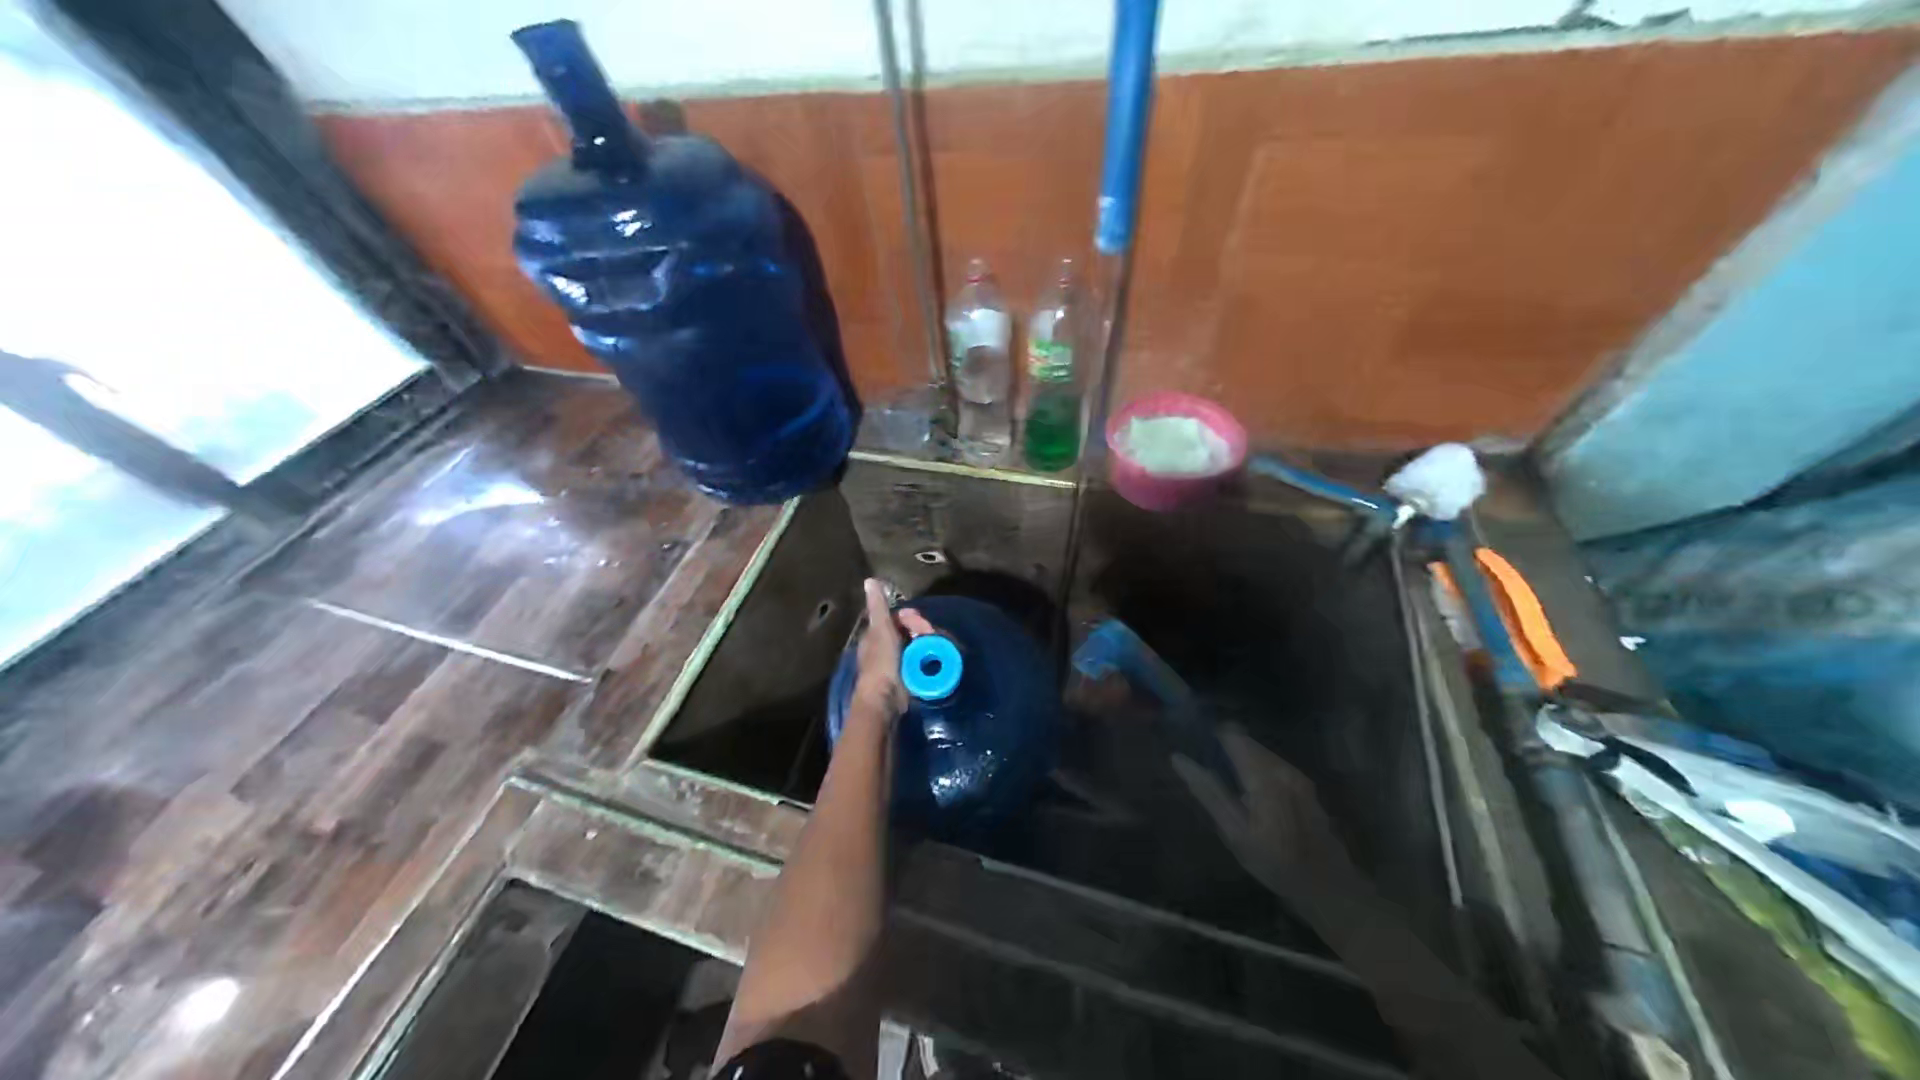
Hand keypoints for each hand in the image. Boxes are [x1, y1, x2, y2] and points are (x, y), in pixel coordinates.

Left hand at [852, 578, 934, 717]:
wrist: (884, 698)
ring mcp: (897, 663)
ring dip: (929, 645)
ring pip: (918, 647)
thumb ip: (878, 606)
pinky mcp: (908, 677)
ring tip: (939, 649)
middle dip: (923, 631)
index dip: (912, 618)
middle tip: (931, 637)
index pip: (899, 618)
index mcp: (877, 635)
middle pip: (910, 632)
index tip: (922, 623)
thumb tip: (870, 580)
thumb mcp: (881, 629)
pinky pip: (922, 662)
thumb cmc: (881, 661)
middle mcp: (885, 647)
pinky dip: (930, 660)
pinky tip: (937, 661)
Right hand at [1173, 725, 1352, 898]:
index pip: (1232, 738)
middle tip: (1212, 777)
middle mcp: (1283, 769)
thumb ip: (1208, 792)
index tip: (1198, 750)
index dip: (1213, 740)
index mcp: (1264, 777)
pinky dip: (1259, 771)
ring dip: (1243, 762)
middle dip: (1227, 753)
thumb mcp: (1235, 833)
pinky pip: (1274, 765)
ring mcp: (1298, 776)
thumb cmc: (1276, 863)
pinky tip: (1254, 797)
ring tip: (1231, 789)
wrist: (1329, 888)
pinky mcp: (1306, 785)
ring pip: (1261, 754)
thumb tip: (1179, 759)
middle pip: (1248, 744)